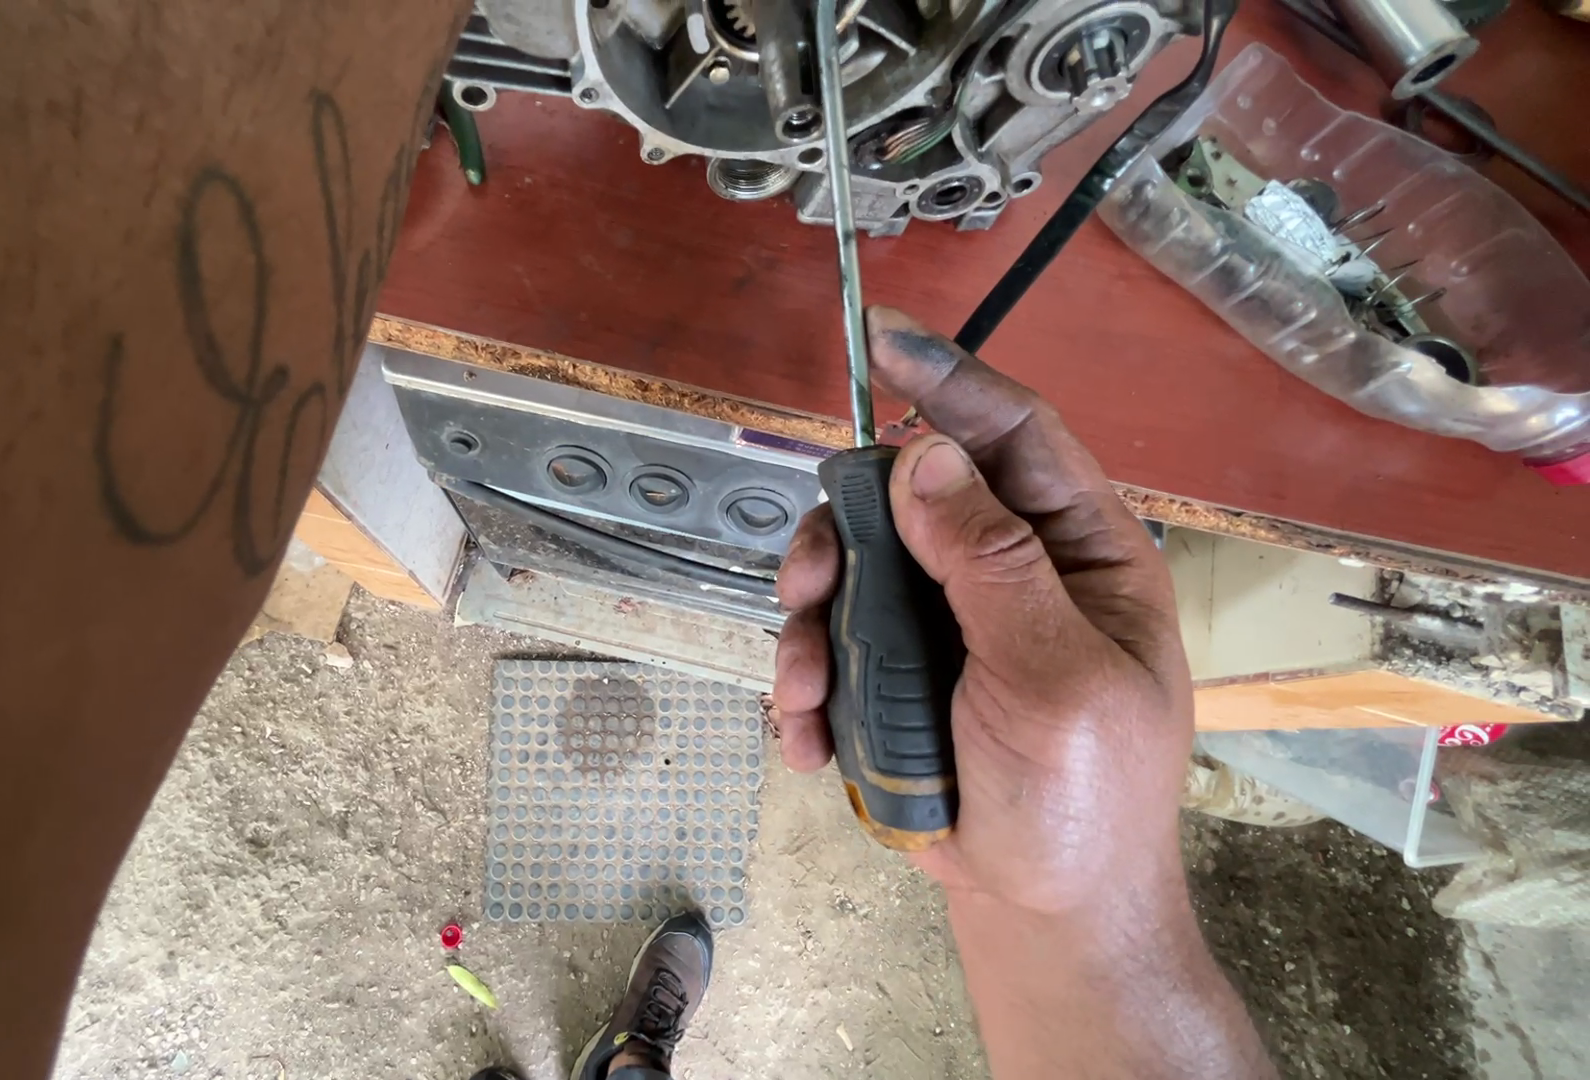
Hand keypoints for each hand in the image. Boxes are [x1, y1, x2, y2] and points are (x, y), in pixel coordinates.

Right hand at [774, 306, 1192, 914]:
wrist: (1037, 902)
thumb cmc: (1080, 795)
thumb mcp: (1051, 676)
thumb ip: (991, 563)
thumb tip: (925, 456)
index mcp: (1070, 551)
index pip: (1011, 434)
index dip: (947, 379)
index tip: (881, 338)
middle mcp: (995, 568)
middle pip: (895, 500)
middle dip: (836, 538)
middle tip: (804, 586)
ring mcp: (934, 618)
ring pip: (842, 572)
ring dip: (807, 628)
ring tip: (805, 694)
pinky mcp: (887, 667)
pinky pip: (824, 641)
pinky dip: (802, 684)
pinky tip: (806, 735)